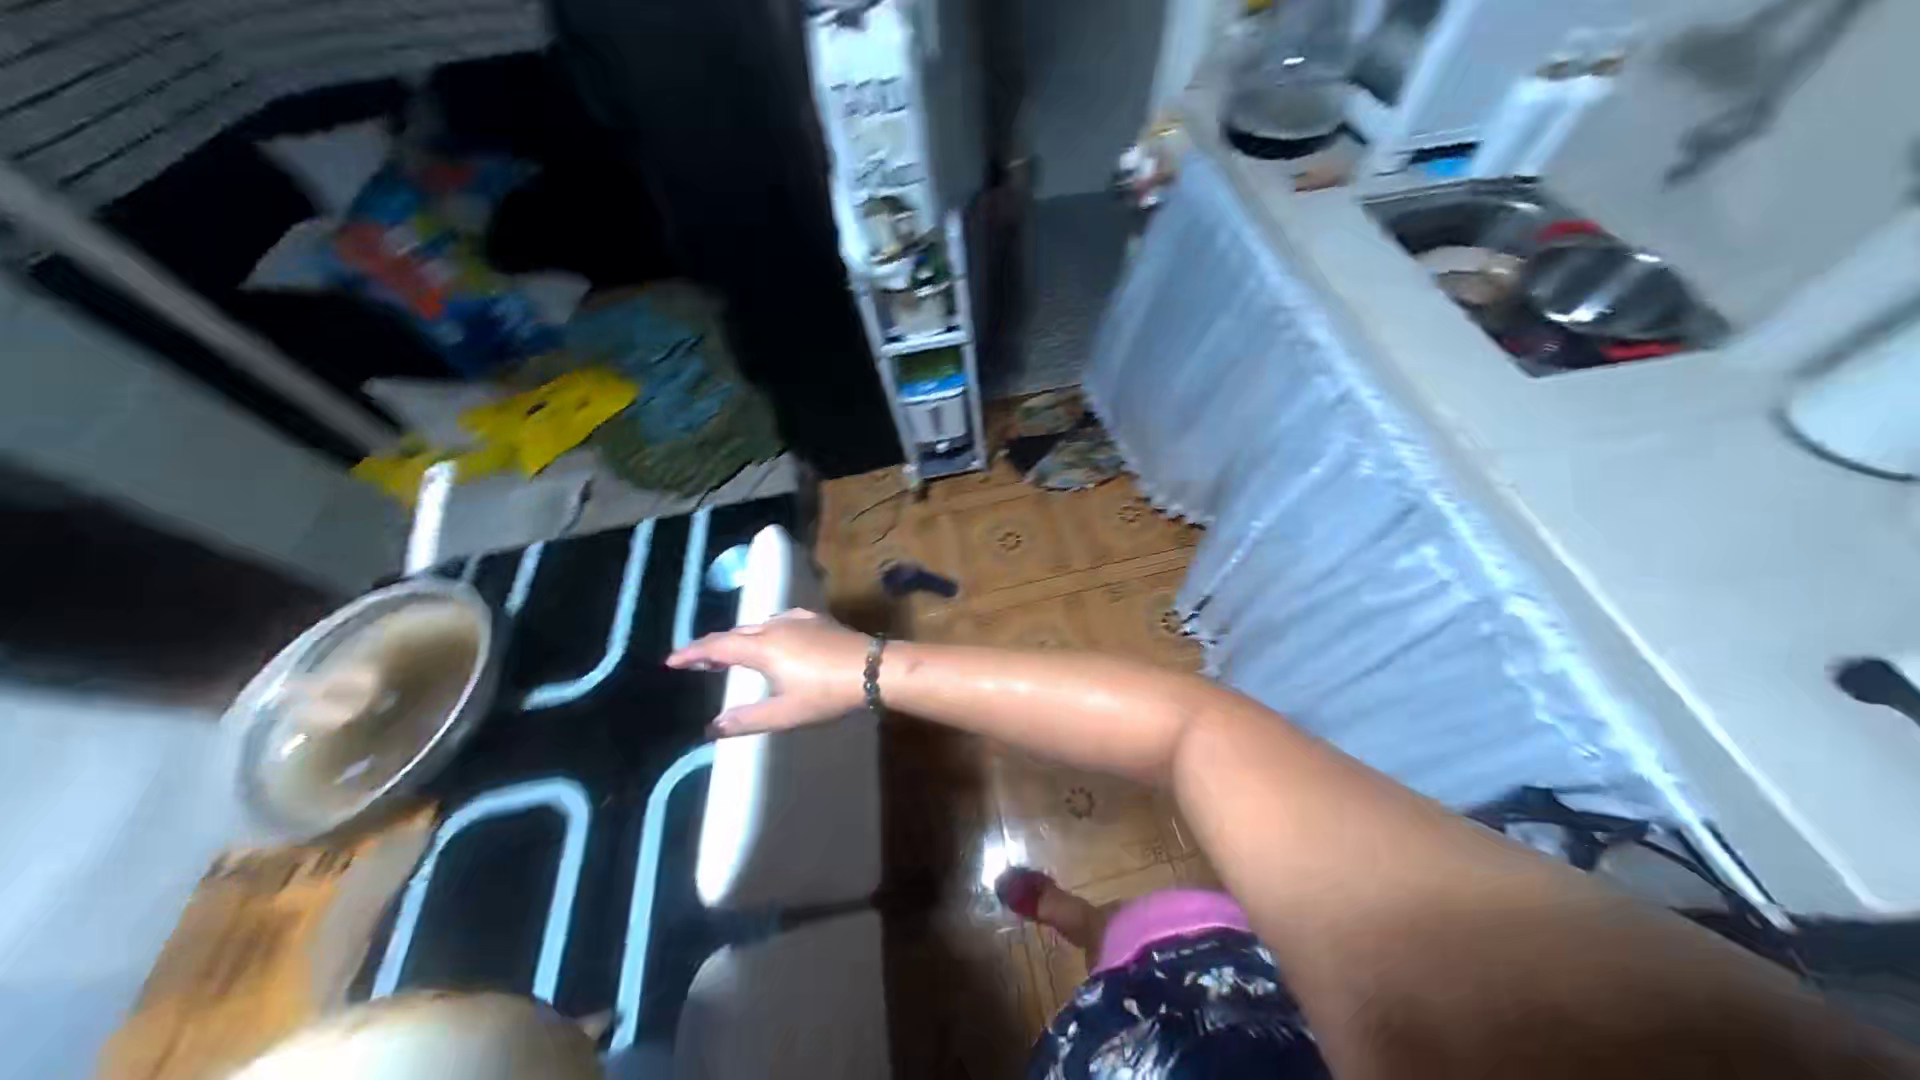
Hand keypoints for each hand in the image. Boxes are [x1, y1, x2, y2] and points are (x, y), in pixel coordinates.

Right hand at [665, 609, 872, 735]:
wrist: (875, 668)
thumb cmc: (829, 693)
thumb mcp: (786, 713)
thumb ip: (747, 720)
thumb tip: (712, 728)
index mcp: (763, 647)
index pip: (717, 646)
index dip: (692, 653)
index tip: (672, 661)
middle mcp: (776, 626)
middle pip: (736, 632)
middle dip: (714, 646)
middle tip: (699, 661)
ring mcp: (799, 619)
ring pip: (758, 624)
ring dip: (739, 637)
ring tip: (732, 653)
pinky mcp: (818, 619)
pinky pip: (780, 620)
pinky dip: (764, 630)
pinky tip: (773, 637)